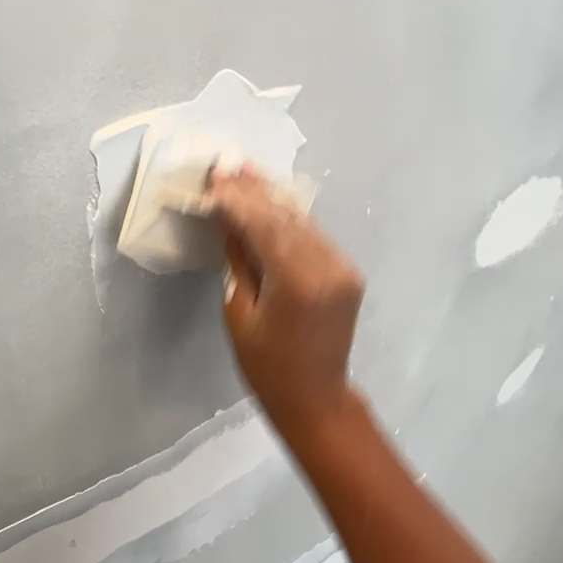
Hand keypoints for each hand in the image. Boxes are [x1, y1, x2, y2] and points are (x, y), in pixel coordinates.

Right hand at [209, 163, 364, 428]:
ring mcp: (343, 267)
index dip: (237, 201)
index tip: (215, 178)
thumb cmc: (267, 367)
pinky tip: (270, 202)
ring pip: (302, 222)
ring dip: (272, 199)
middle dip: (254, 192)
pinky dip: (290, 220)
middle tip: (228, 165)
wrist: (316, 397)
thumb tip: (229, 220)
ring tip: (246, 174)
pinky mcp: (347, 272)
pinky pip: (314, 237)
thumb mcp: (240, 314)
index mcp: (299, 282)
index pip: (264, 227)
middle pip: (285, 218)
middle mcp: (328, 267)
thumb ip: (239, 262)